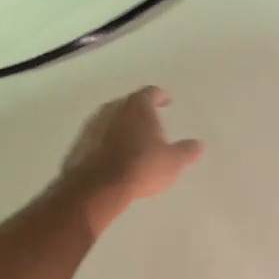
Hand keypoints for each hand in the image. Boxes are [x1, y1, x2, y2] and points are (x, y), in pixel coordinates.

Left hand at [57, 86, 202, 231]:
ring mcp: (93, 123)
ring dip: (122, 126)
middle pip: (129, 103)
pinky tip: (114, 154)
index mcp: (137, 106)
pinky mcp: (80, 141)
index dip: (160, 96)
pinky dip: (108, 140)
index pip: (151, 93)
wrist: (97, 186)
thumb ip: (186, 151)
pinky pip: (99, 135)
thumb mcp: (171, 162)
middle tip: (151, 121)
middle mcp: (113, 108)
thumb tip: (199, 145)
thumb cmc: (140, 167)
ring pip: (112, 119)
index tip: (167, 100)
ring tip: (133, 139)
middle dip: (140, 111)